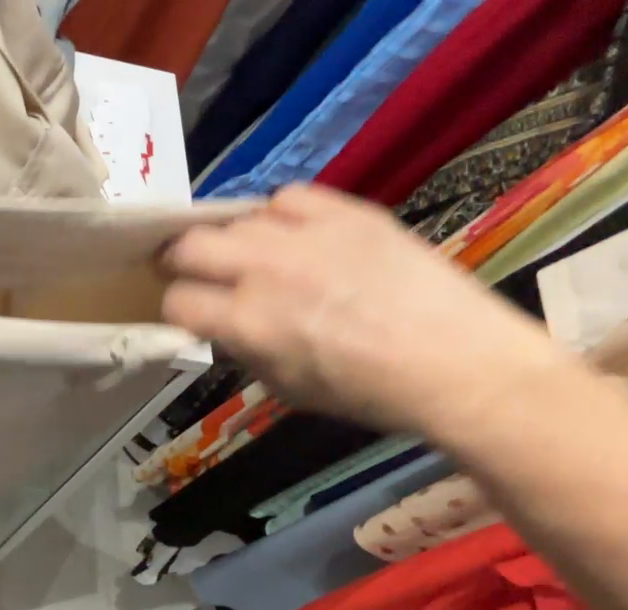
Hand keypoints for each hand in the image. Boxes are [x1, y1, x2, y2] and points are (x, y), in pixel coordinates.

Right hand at [161, 184, 575, 432]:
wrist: (455, 363)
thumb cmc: (363, 392)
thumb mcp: (284, 387)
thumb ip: (243, 350)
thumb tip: (224, 327)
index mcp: (248, 323)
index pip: (176, 301)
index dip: (173, 310)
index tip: (184, 316)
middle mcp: (267, 271)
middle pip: (190, 245)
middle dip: (179, 262)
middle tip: (188, 272)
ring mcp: (309, 236)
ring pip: (235, 218)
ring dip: (227, 239)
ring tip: (244, 256)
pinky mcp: (350, 213)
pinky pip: (289, 197)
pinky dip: (277, 215)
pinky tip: (289, 235)